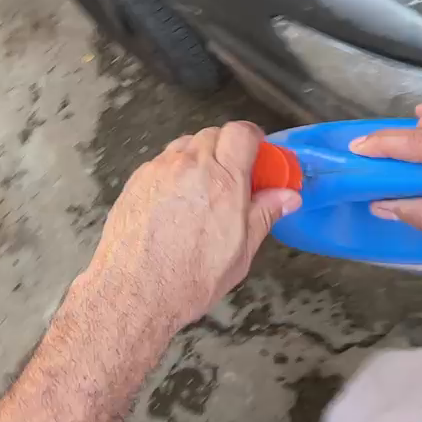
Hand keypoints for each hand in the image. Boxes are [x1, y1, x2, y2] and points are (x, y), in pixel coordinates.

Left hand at [79, 122, 301, 331]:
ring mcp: (160, 168)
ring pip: (185, 145)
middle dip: (226, 149)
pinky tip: (175, 201)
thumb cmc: (189, 277)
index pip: (241, 132)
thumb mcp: (240, 252)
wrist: (135, 289)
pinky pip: (162, 161)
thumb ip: (263, 215)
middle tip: (232, 176)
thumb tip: (286, 197)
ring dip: (198, 157)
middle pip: (213, 134)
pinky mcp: (138, 177)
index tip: (257, 151)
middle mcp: (190, 165)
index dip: (252, 137)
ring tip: (202, 190)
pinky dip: (173, 171)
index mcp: (223, 181)